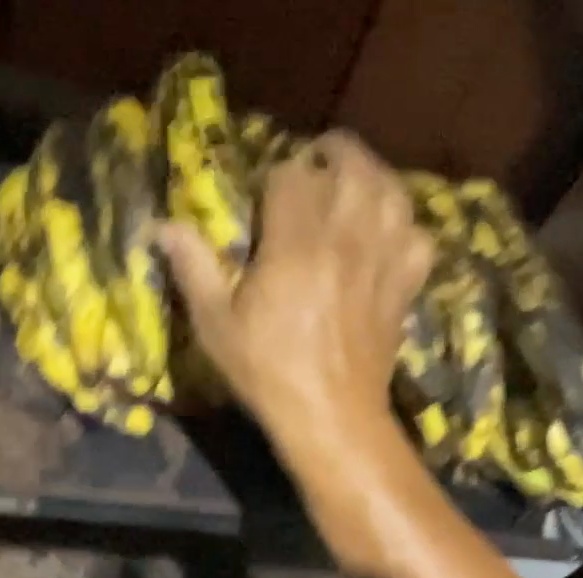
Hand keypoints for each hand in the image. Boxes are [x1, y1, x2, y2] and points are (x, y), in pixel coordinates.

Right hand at [157, 131, 434, 445]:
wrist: (332, 417)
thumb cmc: (268, 374)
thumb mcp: (217, 327)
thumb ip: (194, 269)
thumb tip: (164, 225)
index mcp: (295, 245)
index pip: (292, 175)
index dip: (277, 176)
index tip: (265, 195)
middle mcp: (345, 239)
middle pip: (351, 166)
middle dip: (331, 154)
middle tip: (316, 161)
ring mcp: (382, 260)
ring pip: (391, 190)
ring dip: (372, 175)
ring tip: (353, 180)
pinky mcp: (405, 285)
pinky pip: (418, 235)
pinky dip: (405, 223)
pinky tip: (388, 230)